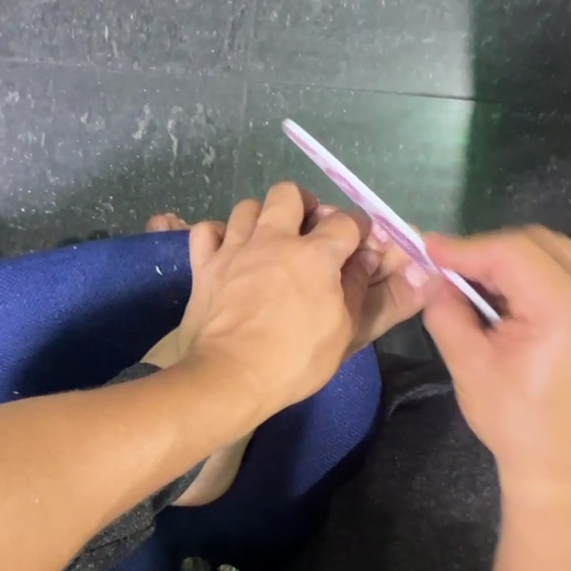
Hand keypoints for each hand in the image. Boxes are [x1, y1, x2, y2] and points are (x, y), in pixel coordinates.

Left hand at [163, 182, 366, 424]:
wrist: (230, 376)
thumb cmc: (293, 360)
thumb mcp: (342, 332)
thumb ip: (356, 289)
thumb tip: (366, 260)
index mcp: (314, 255)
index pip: (346, 222)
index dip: (357, 229)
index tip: (357, 242)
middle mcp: (272, 240)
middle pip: (288, 194)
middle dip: (302, 205)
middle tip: (305, 231)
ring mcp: (234, 251)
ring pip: (246, 207)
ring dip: (259, 218)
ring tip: (265, 240)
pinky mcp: (204, 267)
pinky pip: (205, 231)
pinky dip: (216, 236)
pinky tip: (226, 251)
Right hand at [418, 226, 570, 502]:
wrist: (565, 466)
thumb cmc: (513, 422)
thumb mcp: (468, 365)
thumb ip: (447, 312)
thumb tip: (432, 277)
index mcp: (567, 311)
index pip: (512, 252)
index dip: (465, 247)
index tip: (427, 250)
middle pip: (539, 243)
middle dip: (488, 249)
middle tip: (447, 268)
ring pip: (557, 254)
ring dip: (511, 260)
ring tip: (472, 282)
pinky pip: (570, 275)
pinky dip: (533, 276)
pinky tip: (505, 298)